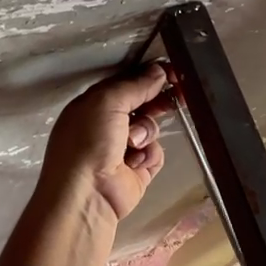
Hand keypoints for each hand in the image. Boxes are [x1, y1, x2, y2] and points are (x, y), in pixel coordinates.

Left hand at [38, 63, 176, 221]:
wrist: (87, 194)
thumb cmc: (89, 141)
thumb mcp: (107, 102)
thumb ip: (134, 85)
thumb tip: (159, 70)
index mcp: (93, 103)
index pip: (125, 83)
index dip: (147, 76)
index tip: (172, 71)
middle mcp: (107, 123)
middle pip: (141, 103)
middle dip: (156, 99)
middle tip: (178, 94)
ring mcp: (123, 147)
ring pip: (151, 126)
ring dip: (146, 131)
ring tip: (133, 142)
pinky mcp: (138, 169)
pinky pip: (155, 152)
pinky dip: (149, 154)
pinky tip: (135, 162)